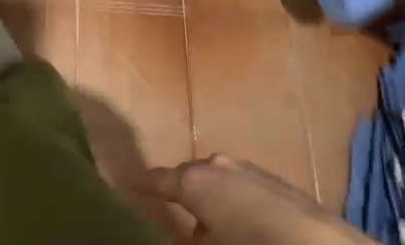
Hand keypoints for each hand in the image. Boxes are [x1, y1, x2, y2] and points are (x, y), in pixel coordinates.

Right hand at [144, 155, 373, 244]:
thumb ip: (187, 239)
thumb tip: (176, 236)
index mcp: (195, 181)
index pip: (157, 180)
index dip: (141, 186)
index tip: (125, 185)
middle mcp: (219, 166)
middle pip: (189, 180)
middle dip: (181, 199)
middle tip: (172, 221)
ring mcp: (251, 173)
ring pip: (219, 186)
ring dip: (212, 208)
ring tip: (210, 233)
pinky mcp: (279, 187)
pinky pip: (244, 195)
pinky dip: (236, 211)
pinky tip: (245, 233)